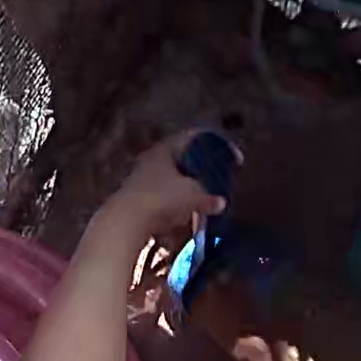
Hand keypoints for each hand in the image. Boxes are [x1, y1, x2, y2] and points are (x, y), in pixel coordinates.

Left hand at [104, 132, 229, 238]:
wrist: (127, 222)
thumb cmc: (162, 198)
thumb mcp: (193, 195)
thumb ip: (208, 197)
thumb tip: (219, 202)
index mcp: (165, 150)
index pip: (194, 138)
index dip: (217, 145)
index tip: (233, 158)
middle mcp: (151, 161)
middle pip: (182, 161)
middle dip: (200, 172)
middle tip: (217, 181)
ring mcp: (141, 181)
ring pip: (172, 182)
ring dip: (188, 192)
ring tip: (204, 203)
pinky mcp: (137, 202)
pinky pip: (163, 200)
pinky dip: (176, 207)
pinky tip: (185, 218)